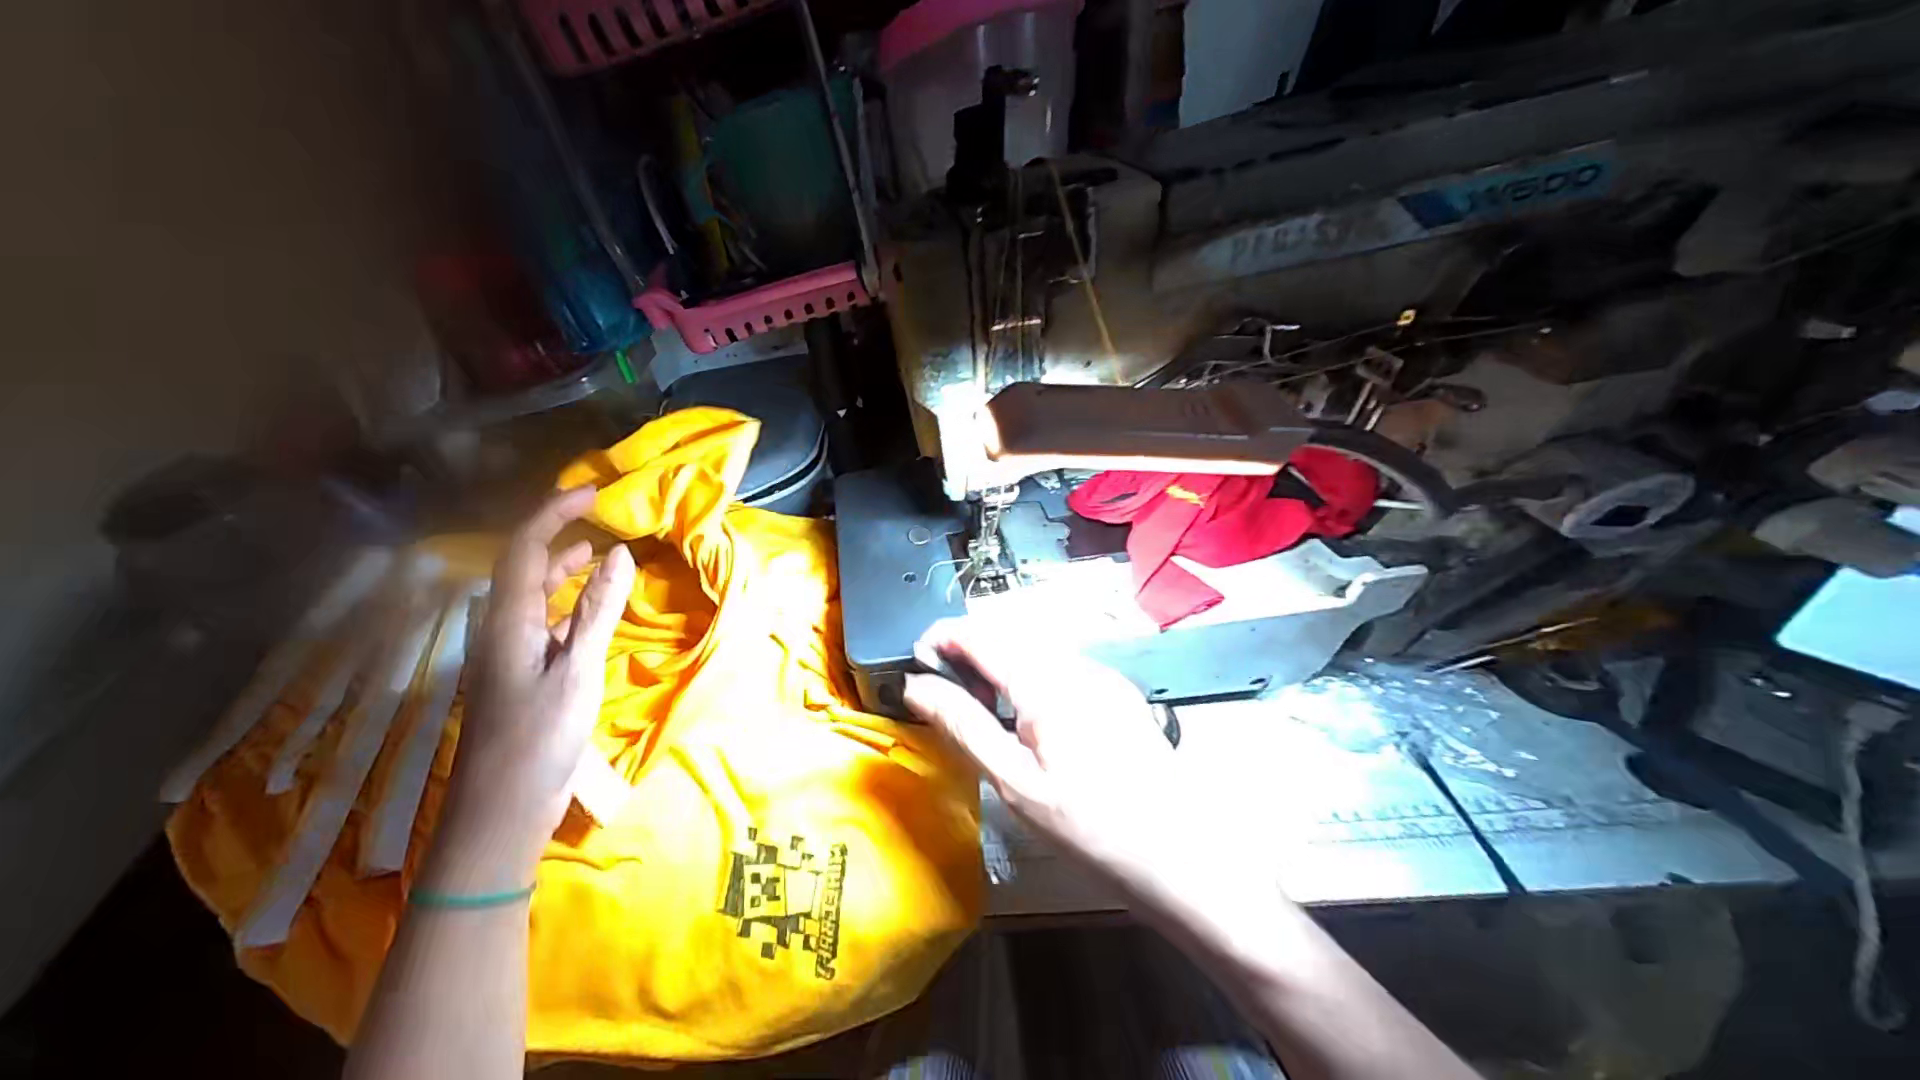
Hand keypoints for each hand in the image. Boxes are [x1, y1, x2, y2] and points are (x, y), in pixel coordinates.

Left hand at [424, 487, 635, 894]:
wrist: (502, 809)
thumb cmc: (539, 739)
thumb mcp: (577, 670)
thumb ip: (598, 611)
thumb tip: (619, 553)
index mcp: (509, 621)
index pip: (524, 547)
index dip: (554, 513)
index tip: (593, 493)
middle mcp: (503, 628)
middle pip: (524, 566)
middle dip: (559, 535)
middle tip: (603, 519)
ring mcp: (511, 652)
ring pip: (534, 594)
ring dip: (564, 568)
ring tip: (601, 553)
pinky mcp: (524, 674)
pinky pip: (546, 621)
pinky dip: (571, 603)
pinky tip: (593, 609)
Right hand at [902, 617, 1190, 895]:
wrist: (1183, 857)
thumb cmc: (1092, 828)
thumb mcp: (1016, 783)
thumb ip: (963, 725)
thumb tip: (916, 686)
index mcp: (1047, 681)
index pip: (980, 633)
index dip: (940, 639)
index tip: (914, 664)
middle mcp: (1077, 664)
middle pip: (1008, 635)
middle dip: (968, 654)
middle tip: (946, 700)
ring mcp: (1103, 676)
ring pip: (1034, 650)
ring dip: (999, 667)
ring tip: (985, 714)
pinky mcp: (1118, 694)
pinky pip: (1061, 668)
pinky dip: (1030, 680)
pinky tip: (1030, 723)